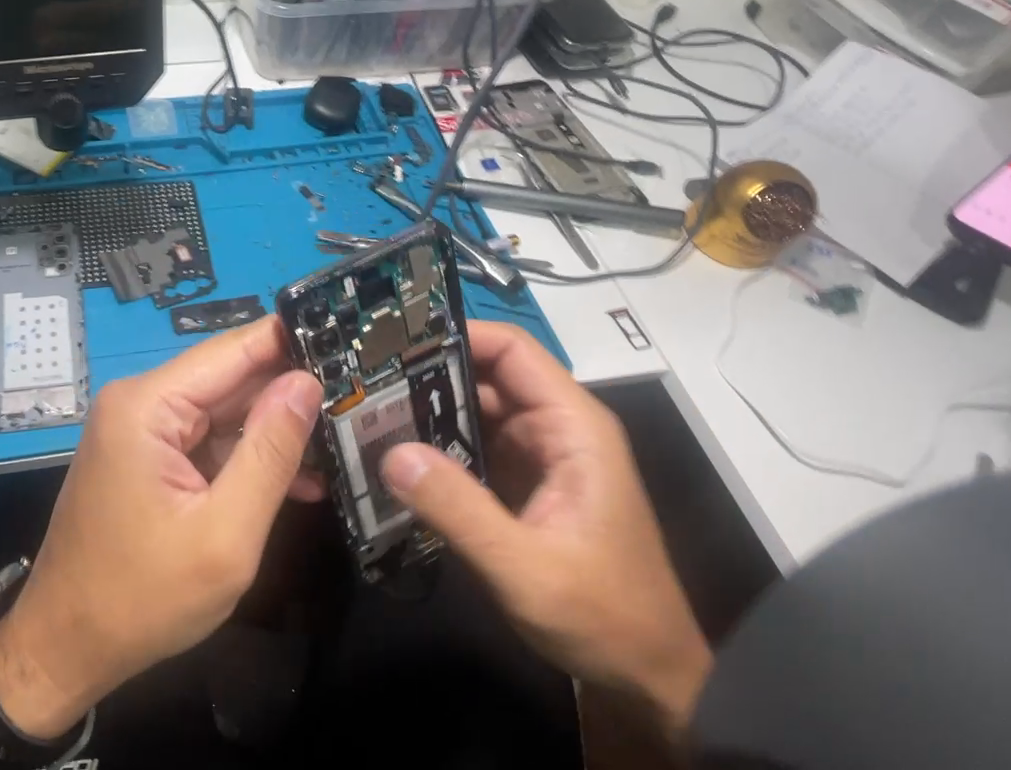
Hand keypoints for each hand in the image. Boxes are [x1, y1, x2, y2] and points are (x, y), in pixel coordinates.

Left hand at [0, 317, 322, 737]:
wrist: (68, 646)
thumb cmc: (143, 598)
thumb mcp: (225, 533)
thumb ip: (269, 453)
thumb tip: (306, 383)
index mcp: (147, 405)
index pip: (234, 349)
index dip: (292, 343)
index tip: (349, 339)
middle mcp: (139, 402)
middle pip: (231, 378)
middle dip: (291, 392)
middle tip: (360, 402)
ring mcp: (141, 430)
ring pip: (225, 411)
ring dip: (276, 432)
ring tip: (343, 447)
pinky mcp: (147, 457)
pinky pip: (208, 442)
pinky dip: (248, 458)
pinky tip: (300, 481)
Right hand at [379, 321, 711, 744]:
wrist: (648, 674)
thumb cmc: (602, 614)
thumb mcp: (524, 566)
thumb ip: (458, 508)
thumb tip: (391, 452)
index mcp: (572, 428)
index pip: (512, 351)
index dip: (456, 335)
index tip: (393, 342)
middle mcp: (556, 430)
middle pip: (486, 377)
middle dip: (426, 375)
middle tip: (362, 382)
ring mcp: (540, 458)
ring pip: (475, 413)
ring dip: (425, 412)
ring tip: (364, 413)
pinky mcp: (524, 486)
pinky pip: (474, 449)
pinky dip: (436, 449)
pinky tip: (393, 456)